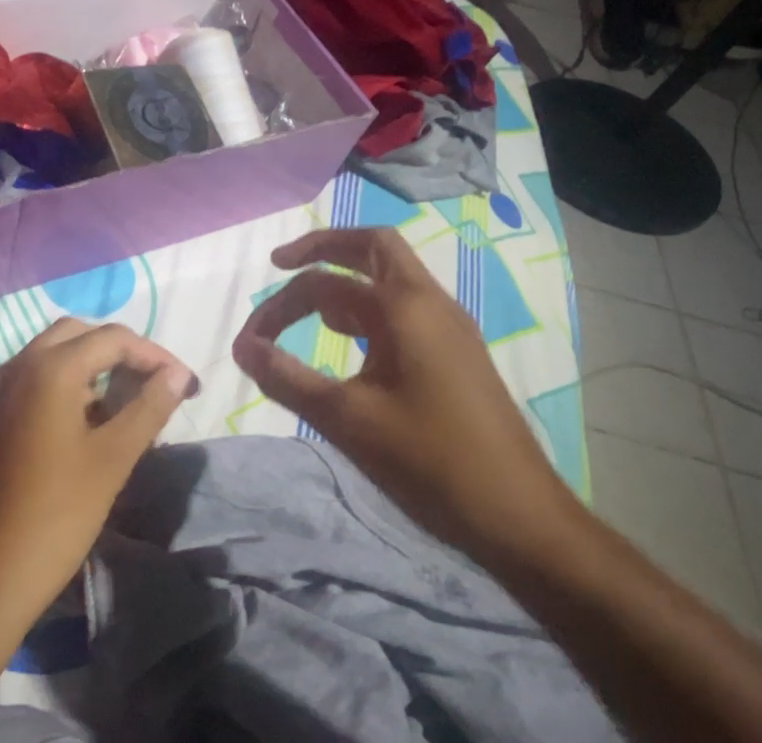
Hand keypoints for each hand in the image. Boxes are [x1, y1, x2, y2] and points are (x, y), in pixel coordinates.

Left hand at [0, 319, 195, 610]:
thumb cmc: (59, 514)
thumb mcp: (114, 458)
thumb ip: (149, 407)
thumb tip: (178, 374)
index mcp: (48, 369)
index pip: (112, 338)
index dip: (154, 355)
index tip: (185, 384)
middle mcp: (16, 365)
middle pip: (78, 335)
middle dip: (120, 352)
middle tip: (155, 386)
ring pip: (51, 354)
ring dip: (91, 367)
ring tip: (128, 405)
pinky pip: (31, 379)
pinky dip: (64, 384)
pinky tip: (87, 420)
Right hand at [232, 227, 580, 562]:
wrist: (519, 514)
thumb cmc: (429, 461)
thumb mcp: (345, 420)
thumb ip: (287, 378)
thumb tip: (243, 347)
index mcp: (404, 308)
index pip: (321, 285)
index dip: (276, 309)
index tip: (248, 345)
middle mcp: (431, 303)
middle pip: (373, 247)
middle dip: (324, 248)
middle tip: (281, 264)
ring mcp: (450, 328)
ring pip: (392, 278)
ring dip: (347, 280)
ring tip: (307, 309)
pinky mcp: (457, 354)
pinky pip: (405, 309)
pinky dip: (368, 309)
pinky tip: (349, 343)